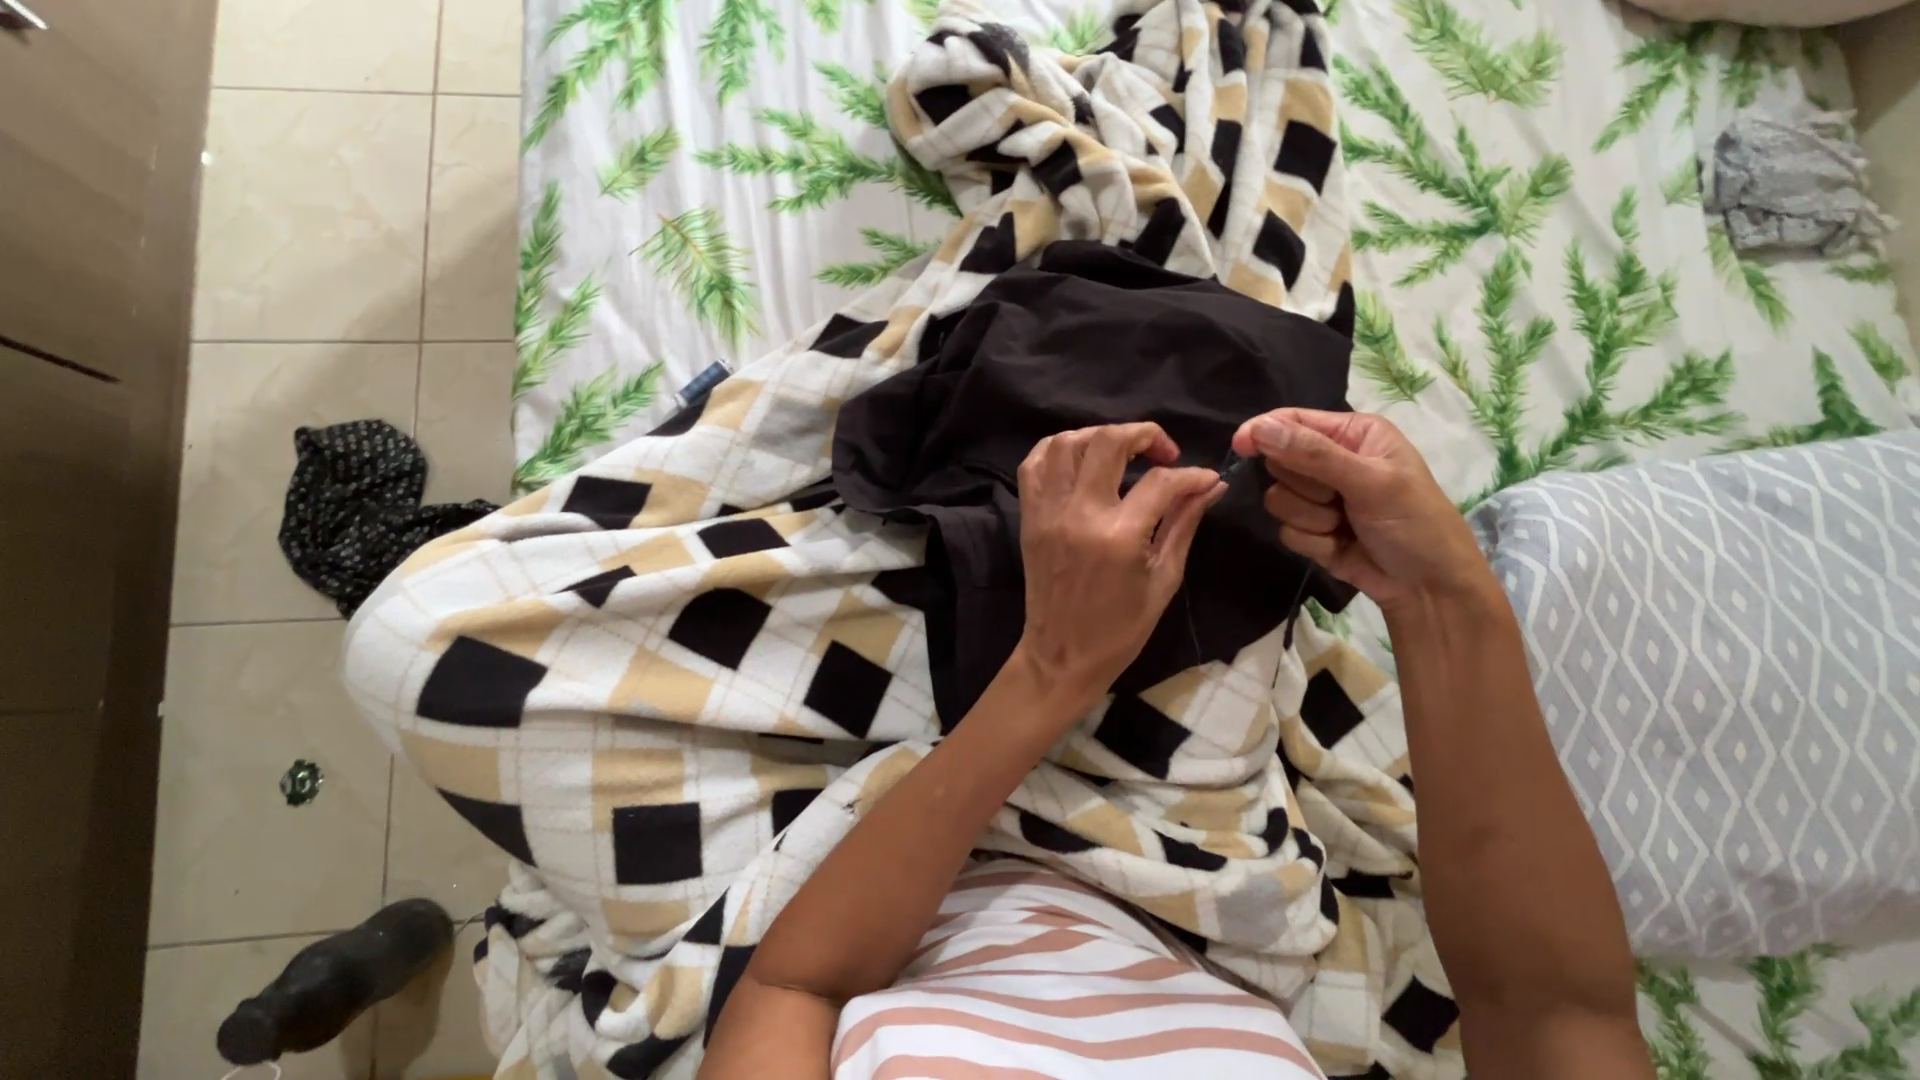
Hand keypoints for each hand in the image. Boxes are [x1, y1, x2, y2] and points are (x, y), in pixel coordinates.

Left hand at [1014, 423, 1225, 712]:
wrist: (1062, 655)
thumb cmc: (1121, 628)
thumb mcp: (1164, 579)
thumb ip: (1184, 524)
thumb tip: (1210, 486)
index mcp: (1118, 536)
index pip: (1161, 482)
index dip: (1191, 474)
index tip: (1206, 479)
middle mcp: (1079, 514)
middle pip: (1108, 442)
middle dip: (1144, 435)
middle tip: (1163, 453)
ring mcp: (1048, 512)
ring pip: (1067, 443)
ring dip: (1100, 436)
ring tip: (1123, 452)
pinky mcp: (1029, 516)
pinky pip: (1035, 463)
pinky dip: (1058, 449)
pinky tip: (1082, 457)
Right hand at [1229, 409, 1490, 613]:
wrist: (1428, 588)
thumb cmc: (1414, 523)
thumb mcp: (1370, 482)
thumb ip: (1313, 454)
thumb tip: (1260, 428)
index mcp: (1353, 434)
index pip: (1293, 421)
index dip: (1265, 431)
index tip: (1241, 446)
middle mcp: (1332, 460)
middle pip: (1278, 462)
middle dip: (1302, 485)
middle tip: (1337, 497)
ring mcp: (1319, 498)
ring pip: (1278, 499)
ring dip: (1310, 518)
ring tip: (1344, 525)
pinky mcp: (1311, 530)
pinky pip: (1285, 529)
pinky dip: (1311, 541)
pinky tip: (1340, 545)